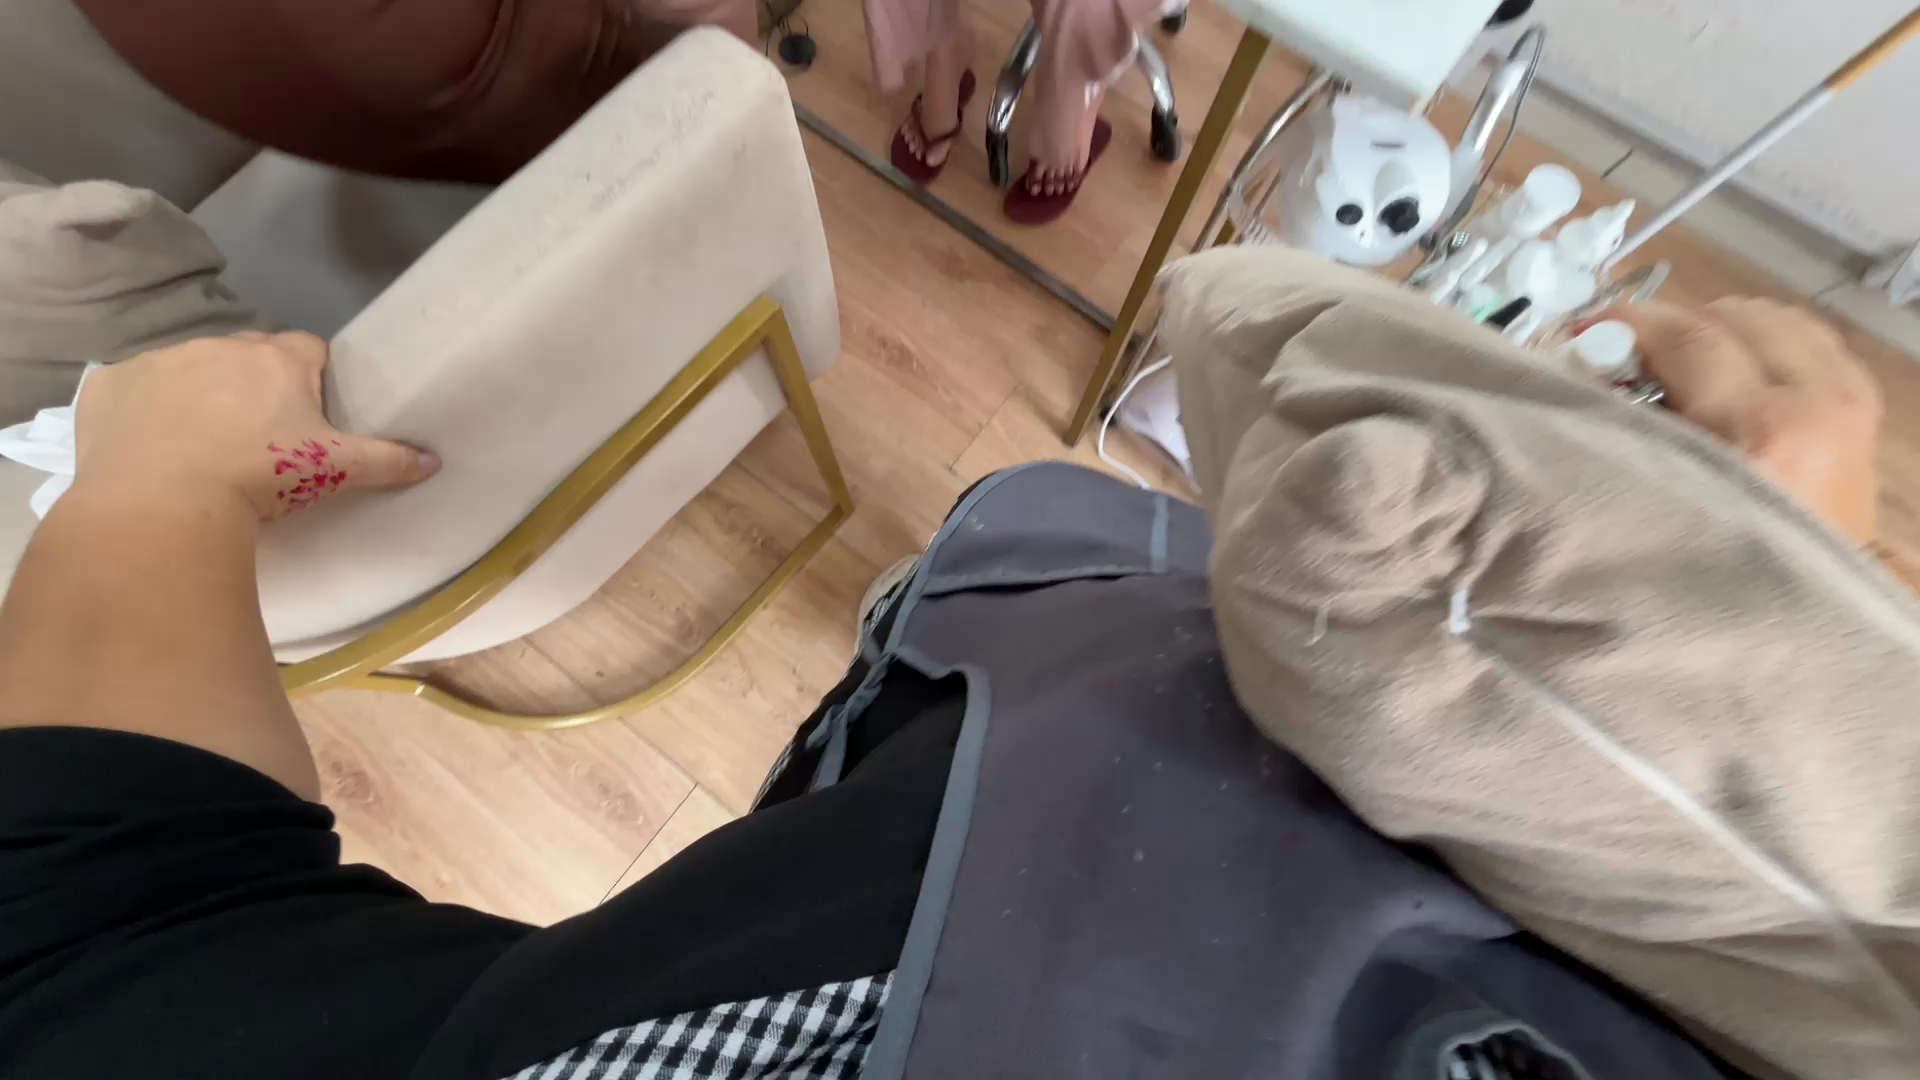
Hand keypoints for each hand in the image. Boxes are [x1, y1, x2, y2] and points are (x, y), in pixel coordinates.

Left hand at [75, 331, 439, 520]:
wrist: (162, 500)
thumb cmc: (263, 473)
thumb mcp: (339, 469)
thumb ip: (390, 460)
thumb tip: (434, 462)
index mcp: (277, 361)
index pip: (310, 346)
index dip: (317, 372)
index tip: (317, 405)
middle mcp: (217, 348)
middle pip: (251, 352)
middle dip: (261, 379)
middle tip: (271, 426)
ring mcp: (156, 362)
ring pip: (195, 366)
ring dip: (207, 390)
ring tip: (214, 437)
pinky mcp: (107, 384)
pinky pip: (139, 386)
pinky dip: (152, 406)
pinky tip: (161, 440)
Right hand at [1593, 298, 1882, 544]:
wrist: (1793, 612)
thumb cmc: (1697, 560)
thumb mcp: (1647, 492)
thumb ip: (1621, 427)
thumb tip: (1585, 377)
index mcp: (1757, 424)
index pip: (1691, 336)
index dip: (1628, 320)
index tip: (1583, 328)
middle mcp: (1816, 401)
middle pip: (1739, 316)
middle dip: (1672, 322)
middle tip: (1624, 352)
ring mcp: (1850, 404)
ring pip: (1780, 322)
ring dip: (1718, 331)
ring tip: (1672, 364)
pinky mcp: (1863, 413)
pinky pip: (1808, 346)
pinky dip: (1758, 345)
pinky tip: (1724, 377)